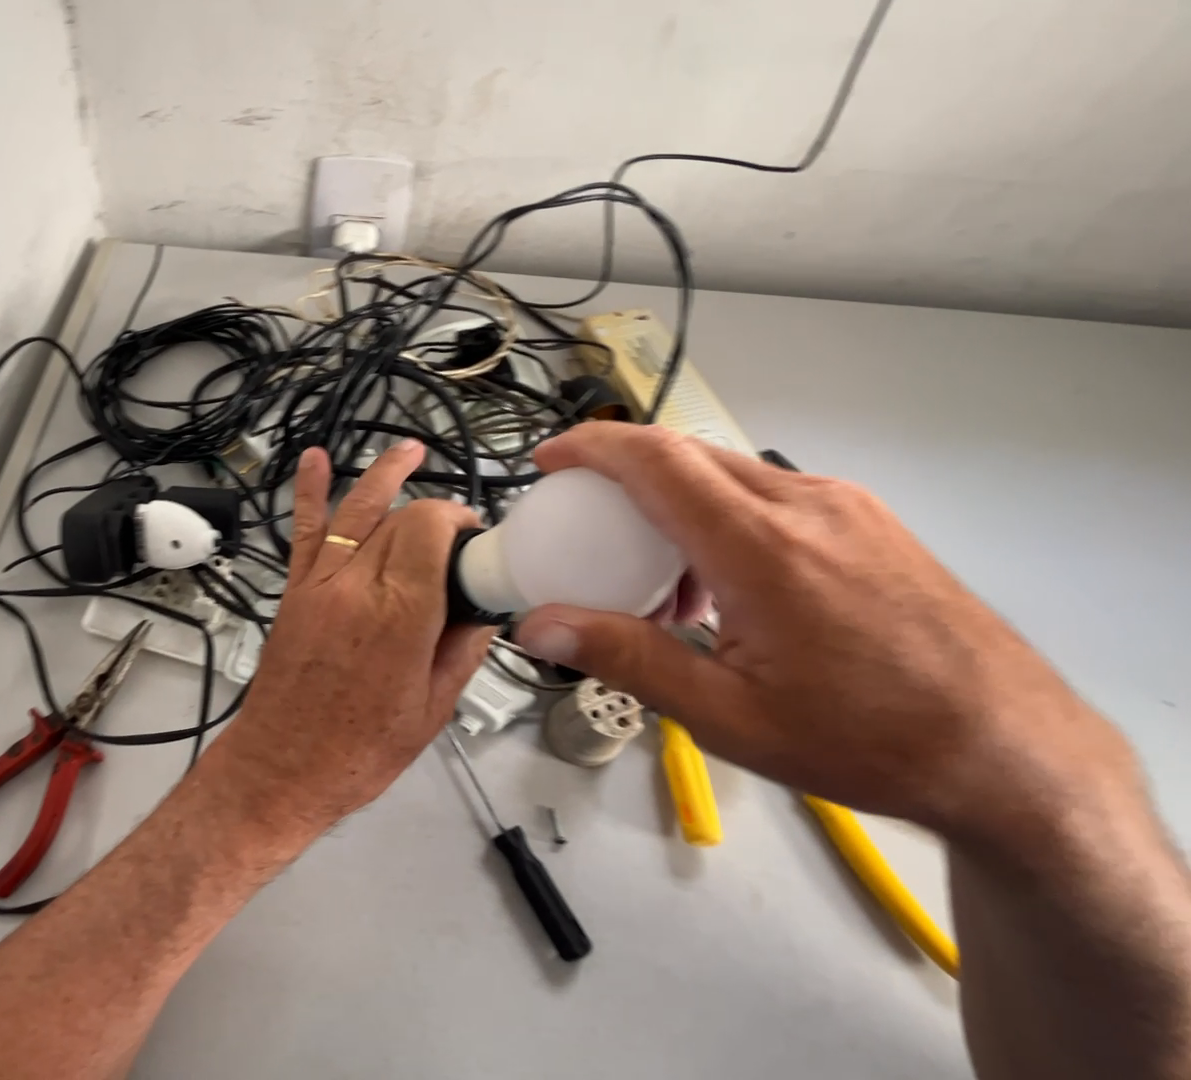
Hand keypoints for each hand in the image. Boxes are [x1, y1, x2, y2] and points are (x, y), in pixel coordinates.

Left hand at [203, 439, 495, 833]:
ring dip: (383, 475)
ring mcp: (319, 583)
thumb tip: (481, 607)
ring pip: (355, 511)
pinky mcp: (294, 591)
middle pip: (400, 518)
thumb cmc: (361, 750)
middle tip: (456, 534)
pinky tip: (314, 459)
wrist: (281, 767)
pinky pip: (303, 531)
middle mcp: (356, 586)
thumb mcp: (434, 707)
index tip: (474, 537)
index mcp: (400, 615)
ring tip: (410, 451)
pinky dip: (307, 492)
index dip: (457, 520)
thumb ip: (462, 647)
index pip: (430, 529)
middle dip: (434, 513)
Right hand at [512, 422, 1135, 851]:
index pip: (657, 459)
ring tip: (654, 578)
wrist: (1013, 756)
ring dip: (672, 502)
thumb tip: (538, 626)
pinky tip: (721, 587)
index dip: (590, 448)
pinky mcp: (871, 524)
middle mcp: (807, 506)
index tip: (548, 463)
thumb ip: (625, 657)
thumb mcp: (725, 714)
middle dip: (621, 475)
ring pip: (729, 474)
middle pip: (687, 455)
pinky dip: (720, 518)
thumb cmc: (862, 740)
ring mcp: (847, 509)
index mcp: (762, 547)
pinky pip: (770, 496)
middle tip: (582, 523)